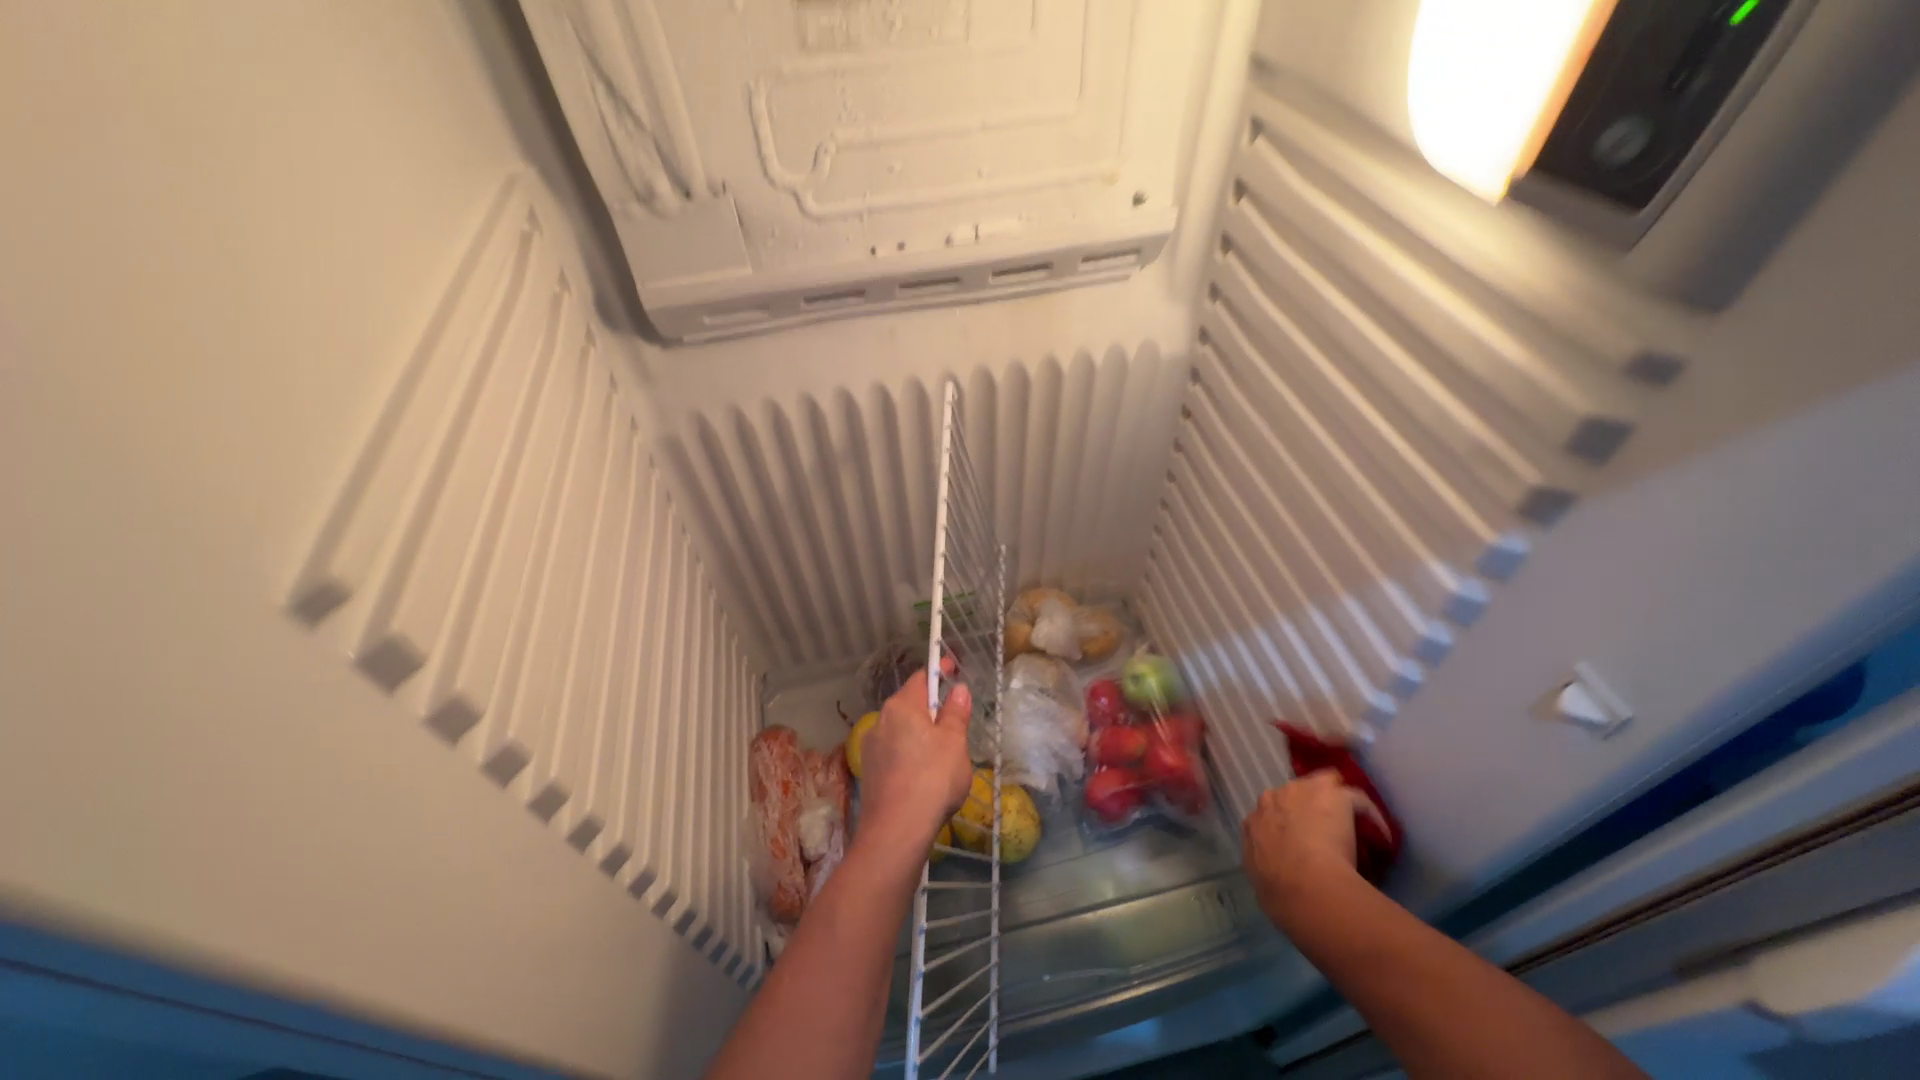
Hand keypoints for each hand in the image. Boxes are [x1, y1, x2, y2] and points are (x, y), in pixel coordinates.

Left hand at [857, 659, 972, 856]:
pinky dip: (911, 756)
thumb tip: (958, 690)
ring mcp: (872, 749)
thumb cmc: (932, 778)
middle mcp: (880, 721)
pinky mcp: (871, 773)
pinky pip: (895, 754)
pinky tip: (925, 777)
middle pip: (910, 705)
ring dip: (920, 735)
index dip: (939, 672)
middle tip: (955, 722)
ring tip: (943, 755)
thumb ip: (955, 714)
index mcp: (901, 707)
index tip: (954, 669)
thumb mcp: (954, 743)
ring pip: (902, 731)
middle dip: (931, 709)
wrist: (896, 830)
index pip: (921, 678)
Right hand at [1242, 770, 1382, 923]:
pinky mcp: (1334, 795)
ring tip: (1353, 825)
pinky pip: (1358, 799)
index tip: (1303, 839)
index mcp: (1254, 822)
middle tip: (1326, 830)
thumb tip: (1275, 873)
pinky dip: (1370, 815)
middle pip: (1296, 792)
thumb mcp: (1259, 877)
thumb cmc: (1277, 890)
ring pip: (1326, 785)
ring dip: (1336, 802)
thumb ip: (1264, 865)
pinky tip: (1383, 836)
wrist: (1303, 887)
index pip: (1272, 813)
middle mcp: (1274, 799)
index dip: (1289, 823)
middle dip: (1310, 806)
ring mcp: (1302, 792)